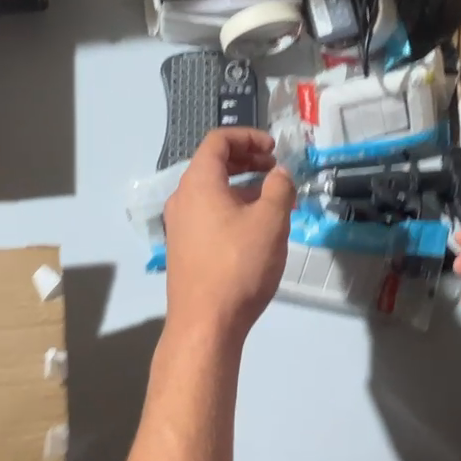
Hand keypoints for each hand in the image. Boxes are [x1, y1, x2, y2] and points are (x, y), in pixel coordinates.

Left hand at [162, 128, 295, 342]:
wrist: (205, 324)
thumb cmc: (238, 265)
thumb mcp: (270, 222)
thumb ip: (279, 188)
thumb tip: (280, 173)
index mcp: (198, 182)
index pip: (218, 140)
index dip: (248, 136)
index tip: (275, 149)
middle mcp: (182, 197)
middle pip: (213, 163)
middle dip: (247, 159)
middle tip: (275, 169)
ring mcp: (179, 224)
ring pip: (211, 190)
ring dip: (242, 185)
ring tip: (273, 199)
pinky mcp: (184, 247)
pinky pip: (208, 212)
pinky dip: (231, 206)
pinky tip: (255, 227)